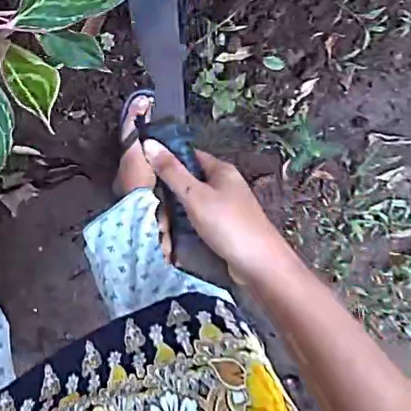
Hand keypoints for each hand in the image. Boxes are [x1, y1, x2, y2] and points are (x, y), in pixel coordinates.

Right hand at [144, 141, 292, 283]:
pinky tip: (174, 248)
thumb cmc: (229, 225)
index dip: (167, 163)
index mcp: (220, 170)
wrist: (262, 268)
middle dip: (168, 203)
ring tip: (167, 239)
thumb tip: (148, 142)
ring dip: (173, 222)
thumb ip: (171, 171)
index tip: (150, 177)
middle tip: (161, 219)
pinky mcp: (222, 229)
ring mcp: (223, 209)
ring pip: (187, 207)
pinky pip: (195, 224)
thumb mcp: (194, 195)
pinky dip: (183, 233)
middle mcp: (222, 186)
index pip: (187, 155)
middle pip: (184, 184)